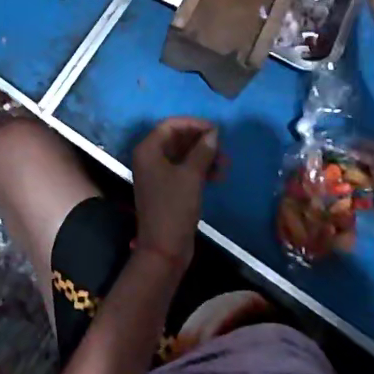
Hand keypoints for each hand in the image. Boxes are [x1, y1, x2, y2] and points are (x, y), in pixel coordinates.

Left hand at [131, 117, 220, 269]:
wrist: (164, 249)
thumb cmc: (174, 207)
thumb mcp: (191, 176)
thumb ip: (203, 151)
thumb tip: (214, 133)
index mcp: (148, 150)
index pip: (171, 125)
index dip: (194, 124)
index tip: (216, 130)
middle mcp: (150, 158)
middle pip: (177, 139)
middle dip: (201, 141)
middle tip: (223, 148)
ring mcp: (158, 174)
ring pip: (183, 155)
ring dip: (204, 156)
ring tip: (225, 164)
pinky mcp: (167, 188)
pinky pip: (184, 170)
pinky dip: (200, 169)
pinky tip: (218, 176)